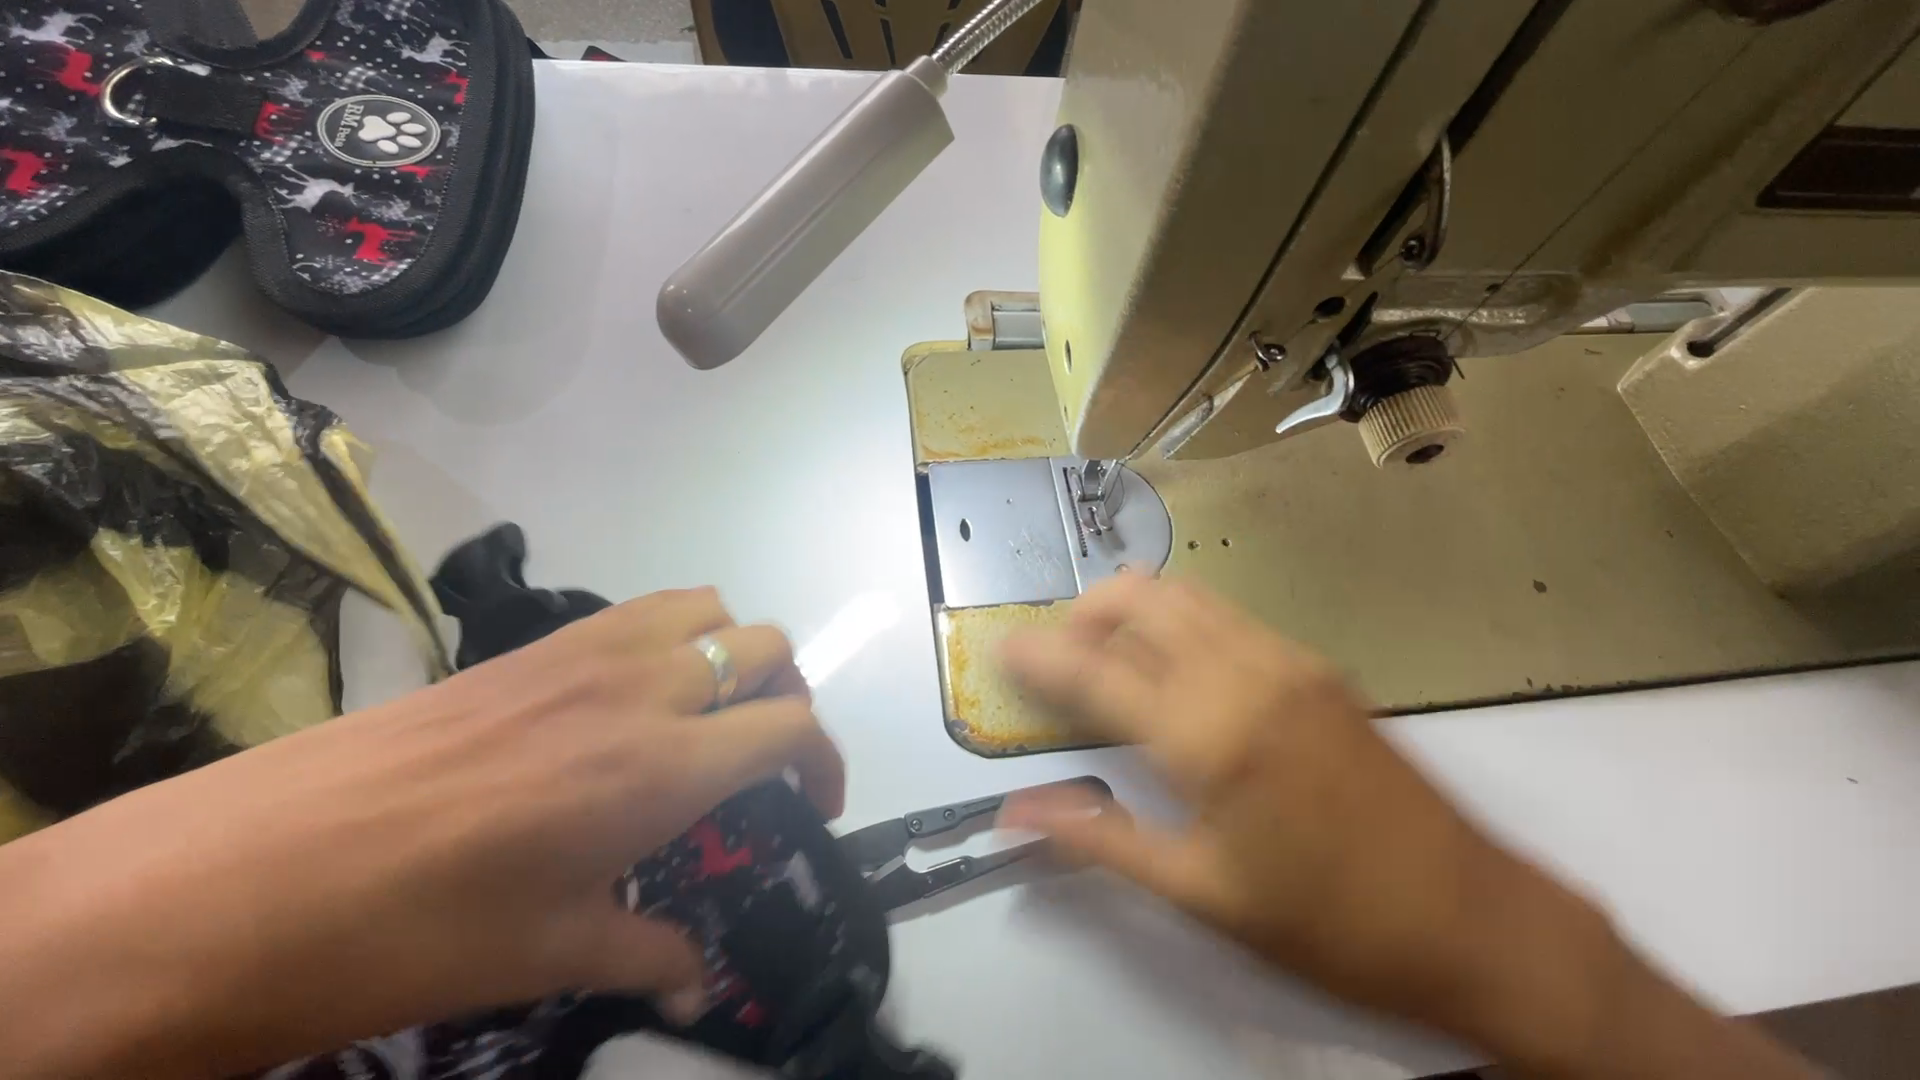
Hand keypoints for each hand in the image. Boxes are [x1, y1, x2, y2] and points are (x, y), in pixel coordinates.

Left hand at [0, 588, 841, 1079]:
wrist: (234, 878)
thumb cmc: (412, 931)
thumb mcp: (547, 954)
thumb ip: (649, 954)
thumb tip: (699, 986)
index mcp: (661, 766)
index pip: (791, 727)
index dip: (825, 762)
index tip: (816, 805)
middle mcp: (641, 688)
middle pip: (765, 650)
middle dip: (789, 699)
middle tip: (766, 759)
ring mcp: (584, 653)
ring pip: (707, 608)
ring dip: (733, 651)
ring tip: (711, 710)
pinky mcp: (532, 646)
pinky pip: (639, 610)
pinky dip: (672, 634)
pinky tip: (631, 698)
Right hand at [997, 575, 1816, 1079]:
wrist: (1474, 919)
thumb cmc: (1328, 920)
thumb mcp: (1202, 892)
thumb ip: (1103, 840)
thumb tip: (1019, 813)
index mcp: (1210, 733)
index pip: (1097, 671)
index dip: (1041, 656)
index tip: (1002, 648)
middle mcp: (1246, 674)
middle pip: (1144, 600)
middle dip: (1086, 612)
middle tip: (1058, 656)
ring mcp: (1290, 662)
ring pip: (1189, 597)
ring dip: (1134, 608)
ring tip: (1107, 656)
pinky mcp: (1319, 669)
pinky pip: (1229, 618)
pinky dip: (1181, 621)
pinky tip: (1176, 671)